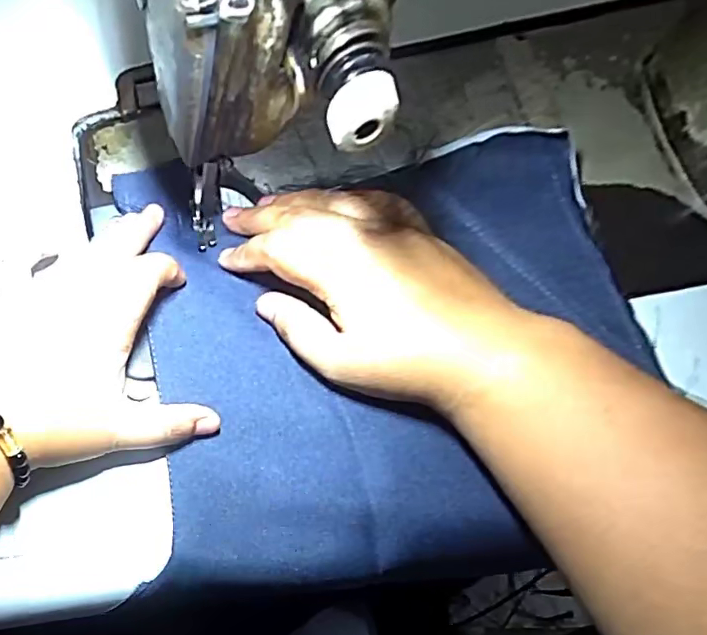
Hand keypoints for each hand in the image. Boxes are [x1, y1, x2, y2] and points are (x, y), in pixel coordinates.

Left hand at [0, 203, 219, 468]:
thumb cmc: (53, 425)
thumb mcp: (119, 428)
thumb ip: (168, 423)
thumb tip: (210, 422)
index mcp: (110, 321)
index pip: (146, 275)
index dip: (167, 270)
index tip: (176, 278)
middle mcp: (77, 298)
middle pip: (114, 251)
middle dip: (136, 232)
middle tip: (150, 216)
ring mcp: (40, 297)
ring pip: (76, 254)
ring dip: (98, 239)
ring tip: (112, 229)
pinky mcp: (8, 306)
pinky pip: (20, 267)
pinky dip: (32, 253)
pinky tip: (40, 248)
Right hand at [218, 190, 570, 416]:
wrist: (480, 350)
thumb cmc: (405, 364)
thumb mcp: (338, 361)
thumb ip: (296, 328)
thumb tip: (266, 304)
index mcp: (336, 263)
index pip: (278, 248)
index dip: (248, 254)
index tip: (226, 260)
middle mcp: (360, 232)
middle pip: (300, 214)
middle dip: (262, 217)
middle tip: (234, 218)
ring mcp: (391, 224)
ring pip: (332, 200)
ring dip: (296, 201)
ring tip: (270, 204)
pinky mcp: (416, 228)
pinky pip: (371, 199)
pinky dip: (343, 198)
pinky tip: (336, 201)